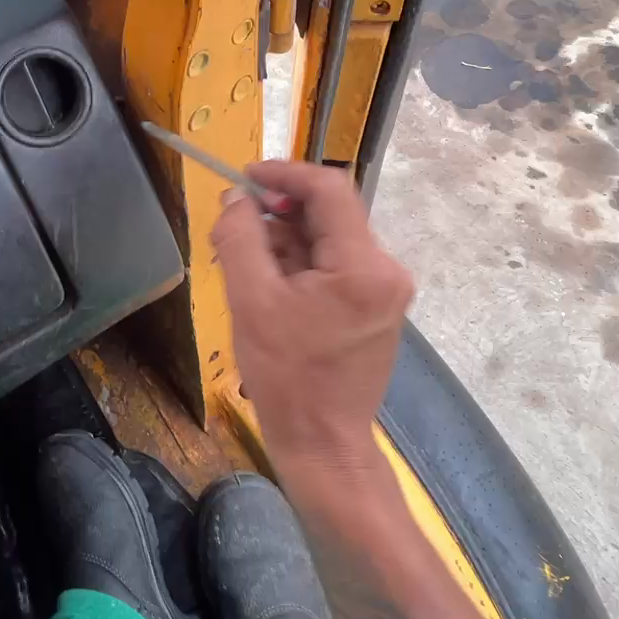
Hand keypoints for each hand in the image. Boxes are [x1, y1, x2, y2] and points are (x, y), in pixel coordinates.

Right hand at [210, 161, 414, 473]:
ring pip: (326, 239)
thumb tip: (235, 197)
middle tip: (232, 230)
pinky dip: (297, 264)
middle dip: (276, 214)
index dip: (284, 174)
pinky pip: (332, 265)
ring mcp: (384, 290)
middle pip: (327, 215)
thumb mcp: (251, 301)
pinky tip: (267, 286)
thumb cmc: (287, 377)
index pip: (329, 190)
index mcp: (364, 266)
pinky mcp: (374, 306)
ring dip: (283, 241)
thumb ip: (240, 238)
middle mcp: (386, 270)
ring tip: (243, 267)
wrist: (324, 445)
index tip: (244, 177)